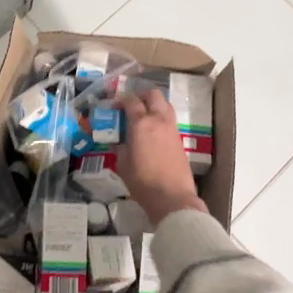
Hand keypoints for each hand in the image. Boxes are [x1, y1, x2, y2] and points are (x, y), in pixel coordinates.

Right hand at [118, 89, 206, 224]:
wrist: (172, 197)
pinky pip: (169, 119)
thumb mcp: (122, 165)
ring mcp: (172, 128)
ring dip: (154, 104)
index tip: (113, 105)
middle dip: (141, 95)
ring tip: (143, 115)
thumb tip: (119, 142)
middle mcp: (158, 120)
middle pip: (153, 94)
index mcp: (141, 123)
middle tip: (131, 105)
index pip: (131, 101)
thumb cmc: (143, 181)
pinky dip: (160, 117)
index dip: (120, 99)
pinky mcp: (179, 139)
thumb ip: (120, 147)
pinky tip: (152, 130)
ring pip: (165, 104)